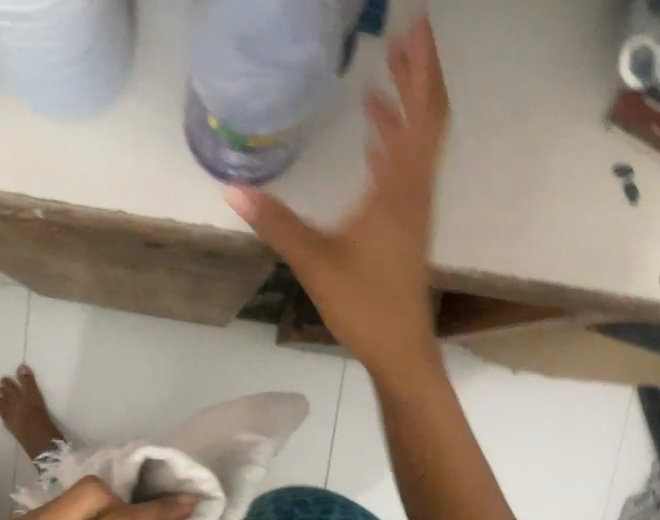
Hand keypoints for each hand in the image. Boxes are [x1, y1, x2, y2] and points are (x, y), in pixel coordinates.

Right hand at [225, 16, 450, 372]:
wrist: (399, 348)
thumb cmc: (364, 306)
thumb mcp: (315, 262)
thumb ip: (276, 223)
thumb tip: (232, 190)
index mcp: (398, 191)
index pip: (421, 116)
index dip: (421, 71)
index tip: (415, 30)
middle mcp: (414, 192)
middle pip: (428, 120)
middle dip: (417, 76)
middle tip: (402, 37)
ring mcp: (414, 210)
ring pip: (419, 145)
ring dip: (406, 107)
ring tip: (385, 75)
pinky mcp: (407, 226)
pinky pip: (407, 170)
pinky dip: (395, 143)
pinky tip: (376, 135)